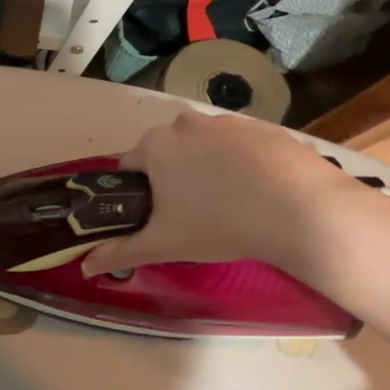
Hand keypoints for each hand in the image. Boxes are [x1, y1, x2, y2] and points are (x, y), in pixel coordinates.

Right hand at [81, 111, 364, 275]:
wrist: (304, 212)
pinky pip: (241, 146)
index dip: (137, 194)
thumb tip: (84, 267)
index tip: (155, 217)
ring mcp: (229, 121)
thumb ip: (120, 252)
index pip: (129, 167)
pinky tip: (258, 194)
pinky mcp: (267, 127)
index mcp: (155, 144)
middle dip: (172, 179)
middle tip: (190, 215)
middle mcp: (186, 123)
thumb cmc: (220, 224)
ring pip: (204, 148)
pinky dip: (242, 165)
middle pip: (166, 153)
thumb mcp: (164, 244)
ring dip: (206, 170)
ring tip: (229, 205)